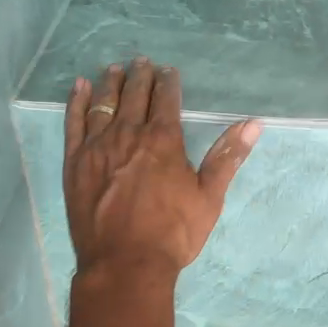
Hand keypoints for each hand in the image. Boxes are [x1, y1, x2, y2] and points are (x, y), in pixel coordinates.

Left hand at [60, 57, 262, 326]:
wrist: (125, 263)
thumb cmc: (173, 234)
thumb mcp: (209, 198)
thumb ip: (227, 158)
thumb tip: (253, 125)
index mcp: (164, 140)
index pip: (167, 99)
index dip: (169, 83)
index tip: (169, 71)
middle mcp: (129, 134)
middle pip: (135, 95)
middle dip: (141, 76)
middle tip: (142, 63)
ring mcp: (98, 147)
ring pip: (104, 103)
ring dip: (110, 83)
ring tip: (115, 69)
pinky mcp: (75, 163)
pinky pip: (74, 122)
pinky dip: (76, 101)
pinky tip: (79, 88)